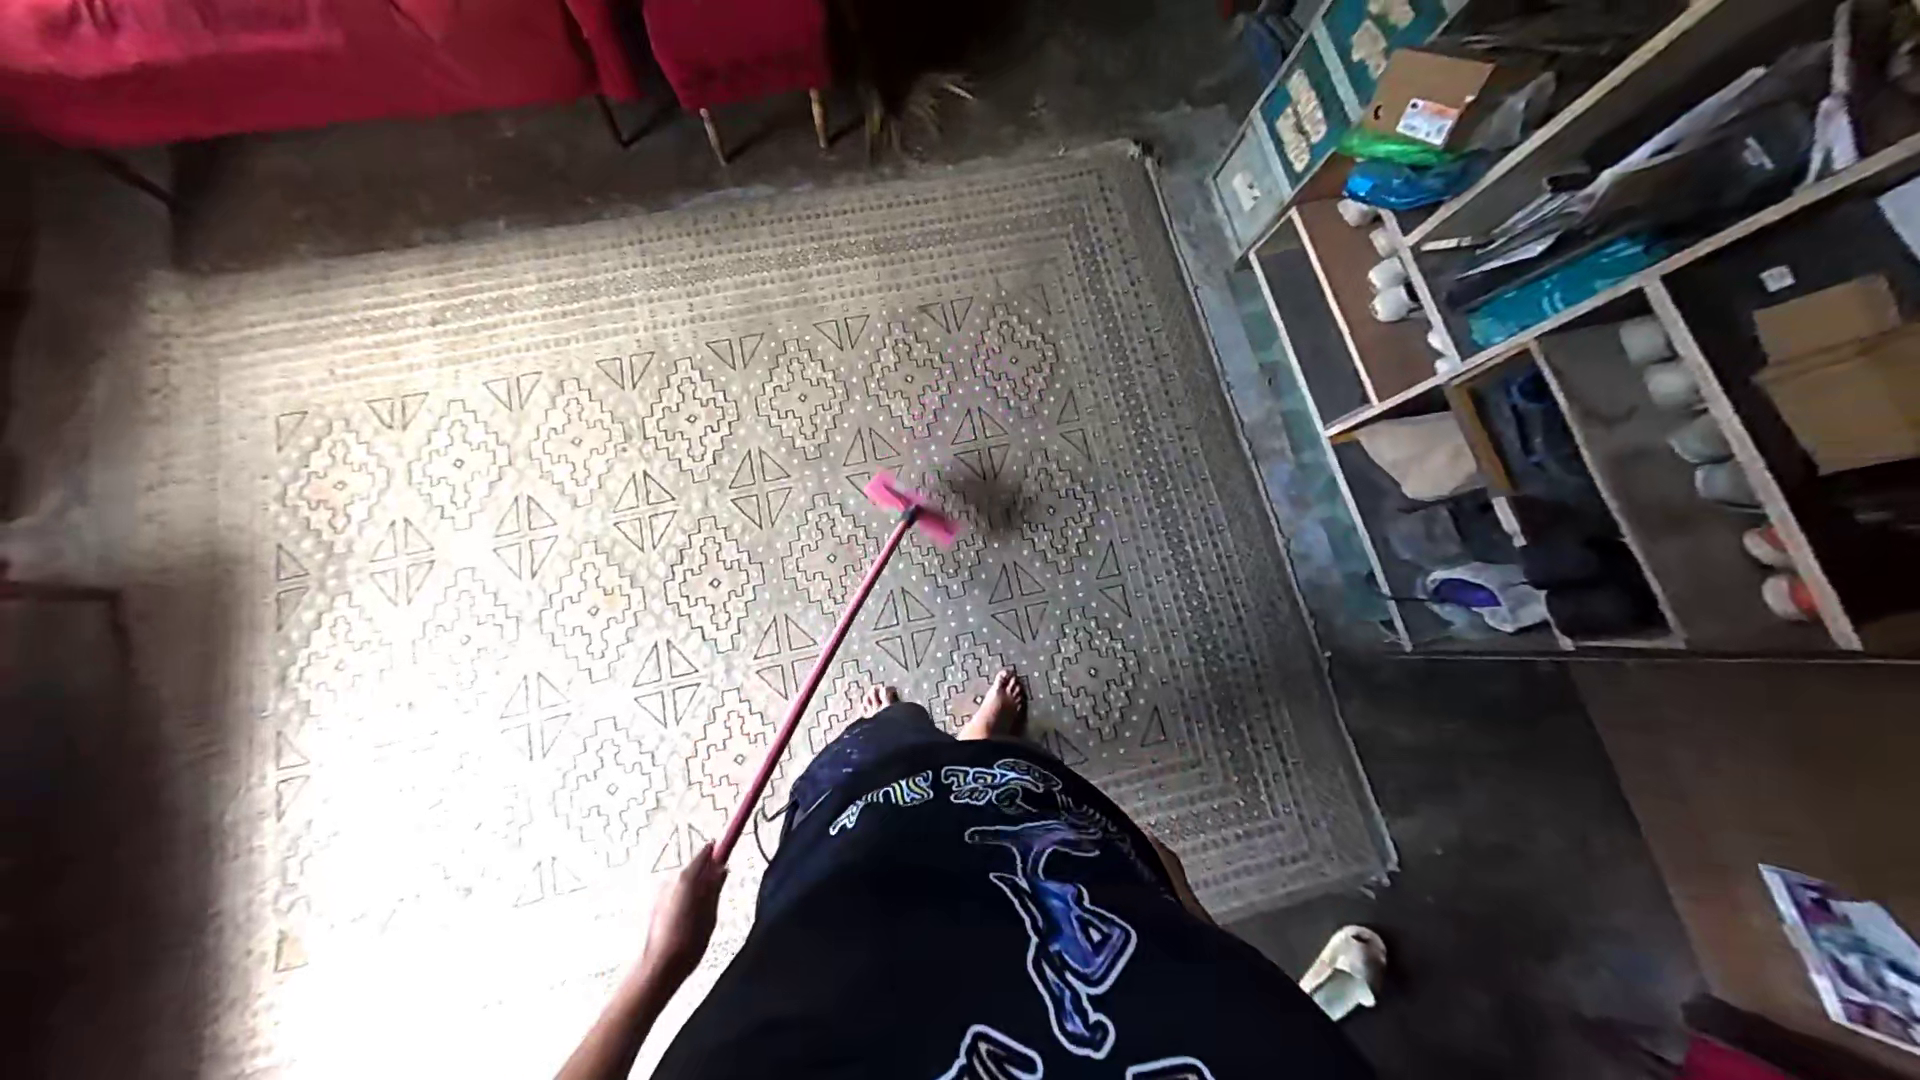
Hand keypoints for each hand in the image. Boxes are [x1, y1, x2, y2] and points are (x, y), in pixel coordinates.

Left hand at [639, 841, 726, 985]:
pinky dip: (685, 901)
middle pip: (694, 868)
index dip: (717, 852)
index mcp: (687, 878)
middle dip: (707, 875)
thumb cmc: (690, 939)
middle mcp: (672, 880)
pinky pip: (677, 895)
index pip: (705, 853)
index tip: (726, 856)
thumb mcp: (711, 912)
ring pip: (685, 884)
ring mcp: (661, 894)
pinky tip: (689, 921)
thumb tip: (721, 868)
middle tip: (718, 893)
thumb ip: (715, 887)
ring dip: (696, 890)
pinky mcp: (656, 907)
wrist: (659, 968)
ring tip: (703, 914)